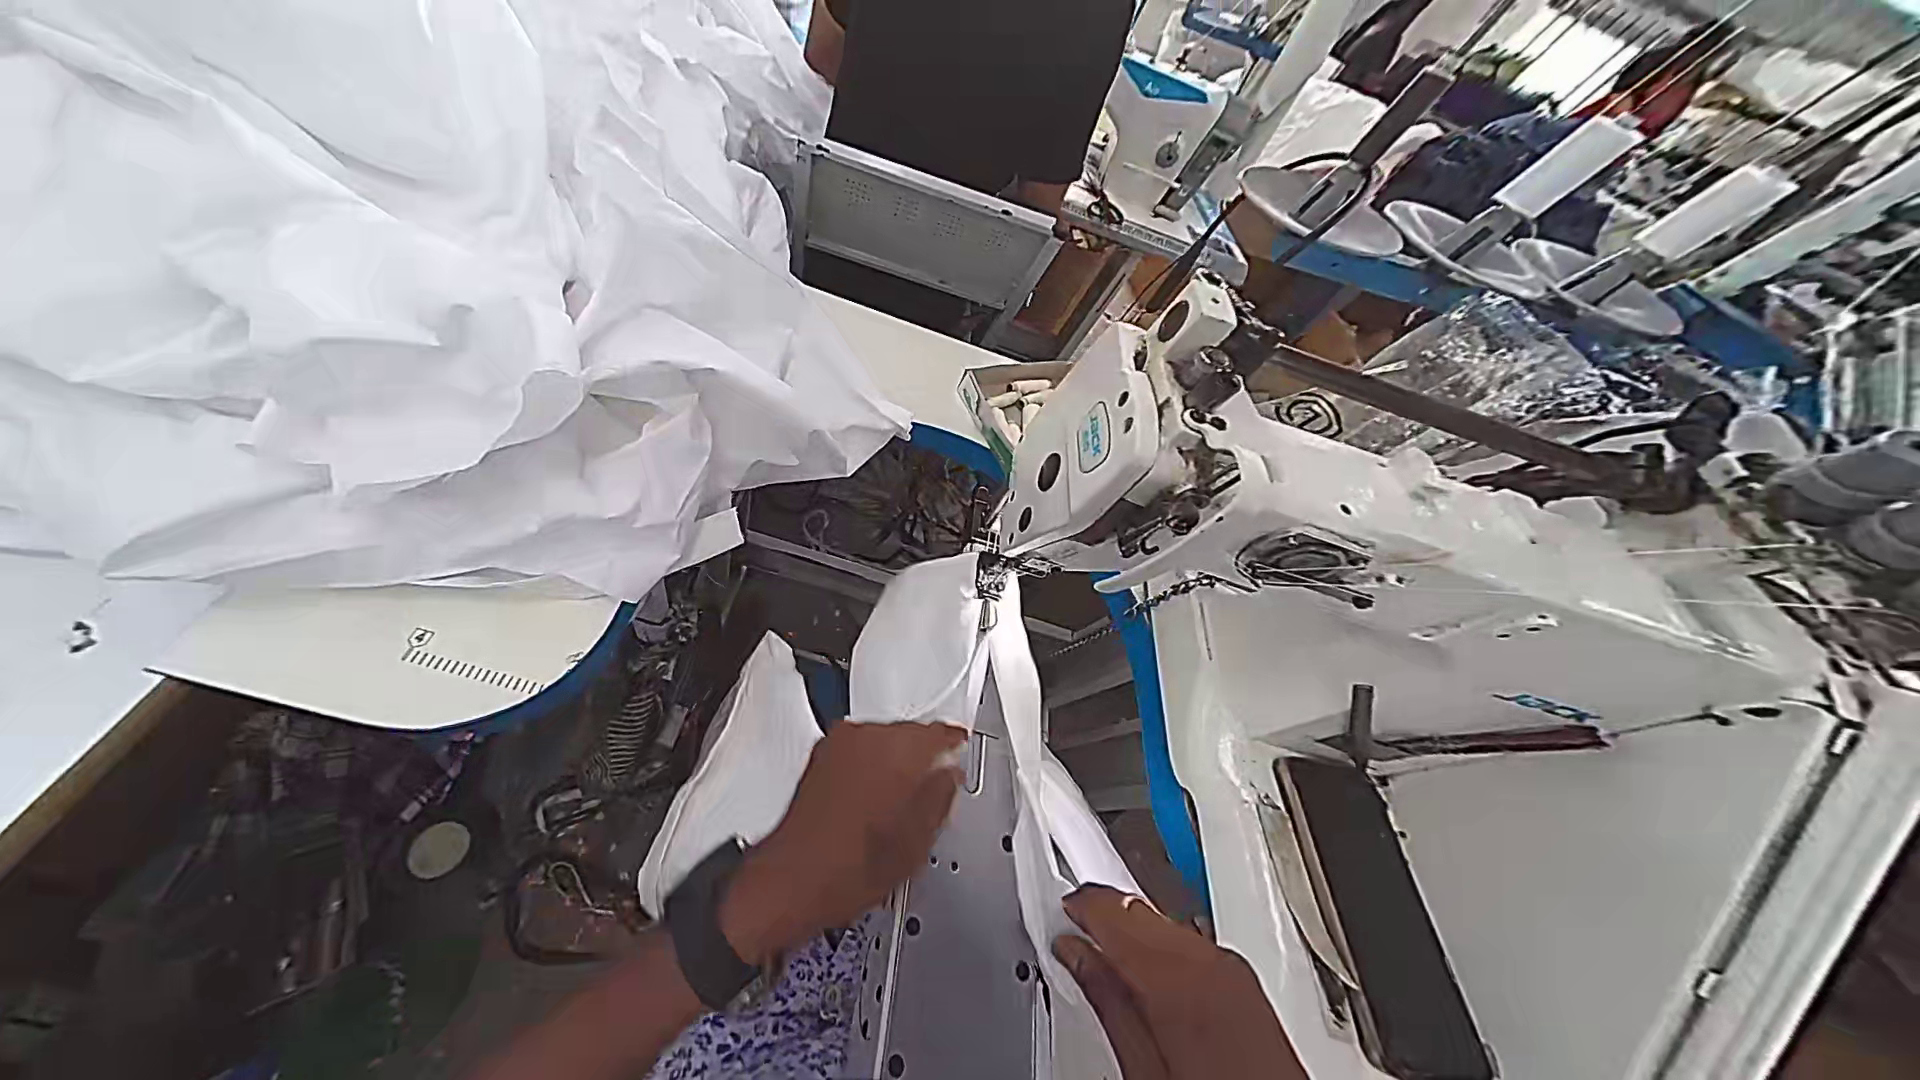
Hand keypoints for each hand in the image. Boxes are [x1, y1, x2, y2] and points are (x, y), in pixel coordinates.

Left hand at [720, 721, 966, 963]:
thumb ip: (940, 798)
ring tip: (901, 795)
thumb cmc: (845, 869)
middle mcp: (867, 737)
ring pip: (884, 738)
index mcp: (898, 752)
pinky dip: (871, 762)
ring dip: (896, 757)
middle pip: (910, 732)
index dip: (955, 743)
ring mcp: (840, 743)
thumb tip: (949, 777)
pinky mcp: (821, 755)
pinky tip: (874, 795)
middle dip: (924, 753)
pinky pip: (859, 746)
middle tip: (935, 780)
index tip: (959, 749)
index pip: (939, 732)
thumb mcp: (916, 842)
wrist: (791, 881)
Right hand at [1053, 885, 1304, 1079]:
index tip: (1063, 908)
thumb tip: (1075, 953)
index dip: (1081, 903)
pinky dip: (1164, 946)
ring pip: (1164, 922)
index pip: (1113, 908)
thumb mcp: (1140, 1066)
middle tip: (1076, 929)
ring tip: (1108, 955)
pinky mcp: (1245, 981)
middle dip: (1105, 915)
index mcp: (1173, 975)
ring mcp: (1231, 968)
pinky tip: (1149, 972)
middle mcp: (1207, 959)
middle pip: (1139, 910)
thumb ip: (1105, 998)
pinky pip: (1191, 942)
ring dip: (1134, 930)